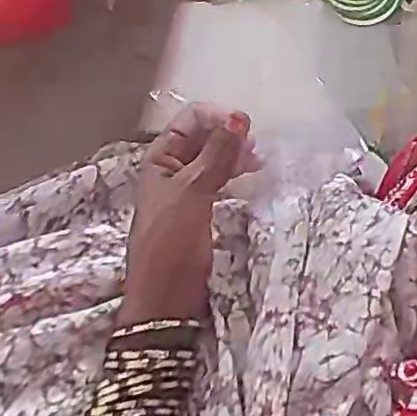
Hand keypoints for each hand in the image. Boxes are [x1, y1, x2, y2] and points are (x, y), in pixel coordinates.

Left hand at [120, 104, 259, 323]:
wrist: (168, 298)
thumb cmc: (171, 242)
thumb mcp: (193, 192)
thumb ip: (217, 154)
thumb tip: (238, 117)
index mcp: (160, 159)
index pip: (190, 119)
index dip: (217, 116)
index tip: (245, 126)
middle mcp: (173, 168)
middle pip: (205, 134)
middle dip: (230, 133)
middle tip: (254, 147)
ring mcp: (188, 187)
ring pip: (216, 154)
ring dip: (236, 151)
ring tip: (257, 161)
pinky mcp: (203, 205)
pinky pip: (221, 175)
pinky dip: (237, 169)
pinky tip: (251, 173)